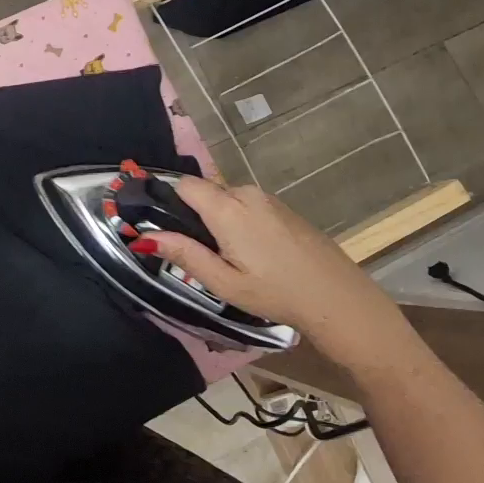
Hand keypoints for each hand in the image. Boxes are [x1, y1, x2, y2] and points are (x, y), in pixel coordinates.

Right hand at [141, 178, 412, 367]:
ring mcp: (269, 199)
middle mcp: (246, 194)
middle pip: (206, 192)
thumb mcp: (224, 282)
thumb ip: (185, 254)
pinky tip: (253, 254)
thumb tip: (146, 235)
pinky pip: (249, 206)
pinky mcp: (284, 208)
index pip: (184, 184)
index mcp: (227, 208)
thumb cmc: (275, 293)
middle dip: (196, 215)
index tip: (163, 223)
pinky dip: (241, 222)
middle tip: (199, 253)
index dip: (169, 199)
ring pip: (228, 199)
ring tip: (229, 259)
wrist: (337, 298)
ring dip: (220, 220)